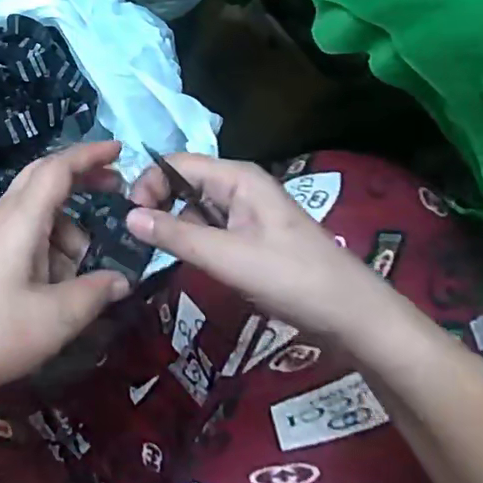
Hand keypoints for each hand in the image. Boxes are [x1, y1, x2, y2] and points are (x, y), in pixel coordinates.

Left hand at [0, 141, 132, 413]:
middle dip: (81, 179)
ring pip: (39, 209)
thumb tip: (122, 279)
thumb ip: (95, 292)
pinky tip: (59, 282)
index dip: (89, 154)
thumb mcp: (58, 316)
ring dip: (68, 228)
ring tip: (83, 271)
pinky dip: (51, 244)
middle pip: (44, 178)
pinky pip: (27, 231)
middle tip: (117, 189)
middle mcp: (4, 214)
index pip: (57, 167)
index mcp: (20, 216)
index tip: (120, 149)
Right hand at [126, 154, 393, 340]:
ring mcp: (245, 211)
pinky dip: (191, 240)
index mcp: (236, 177)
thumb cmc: (293, 278)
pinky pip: (208, 228)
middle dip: (157, 204)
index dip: (149, 184)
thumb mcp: (228, 258)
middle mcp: (238, 186)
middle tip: (137, 236)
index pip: (175, 164)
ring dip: (173, 224)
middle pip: (182, 183)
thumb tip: (127, 218)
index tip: (131, 217)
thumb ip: (175, 236)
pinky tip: (183, 260)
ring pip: (193, 207)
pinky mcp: (248, 236)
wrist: (355, 318)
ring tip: (154, 251)